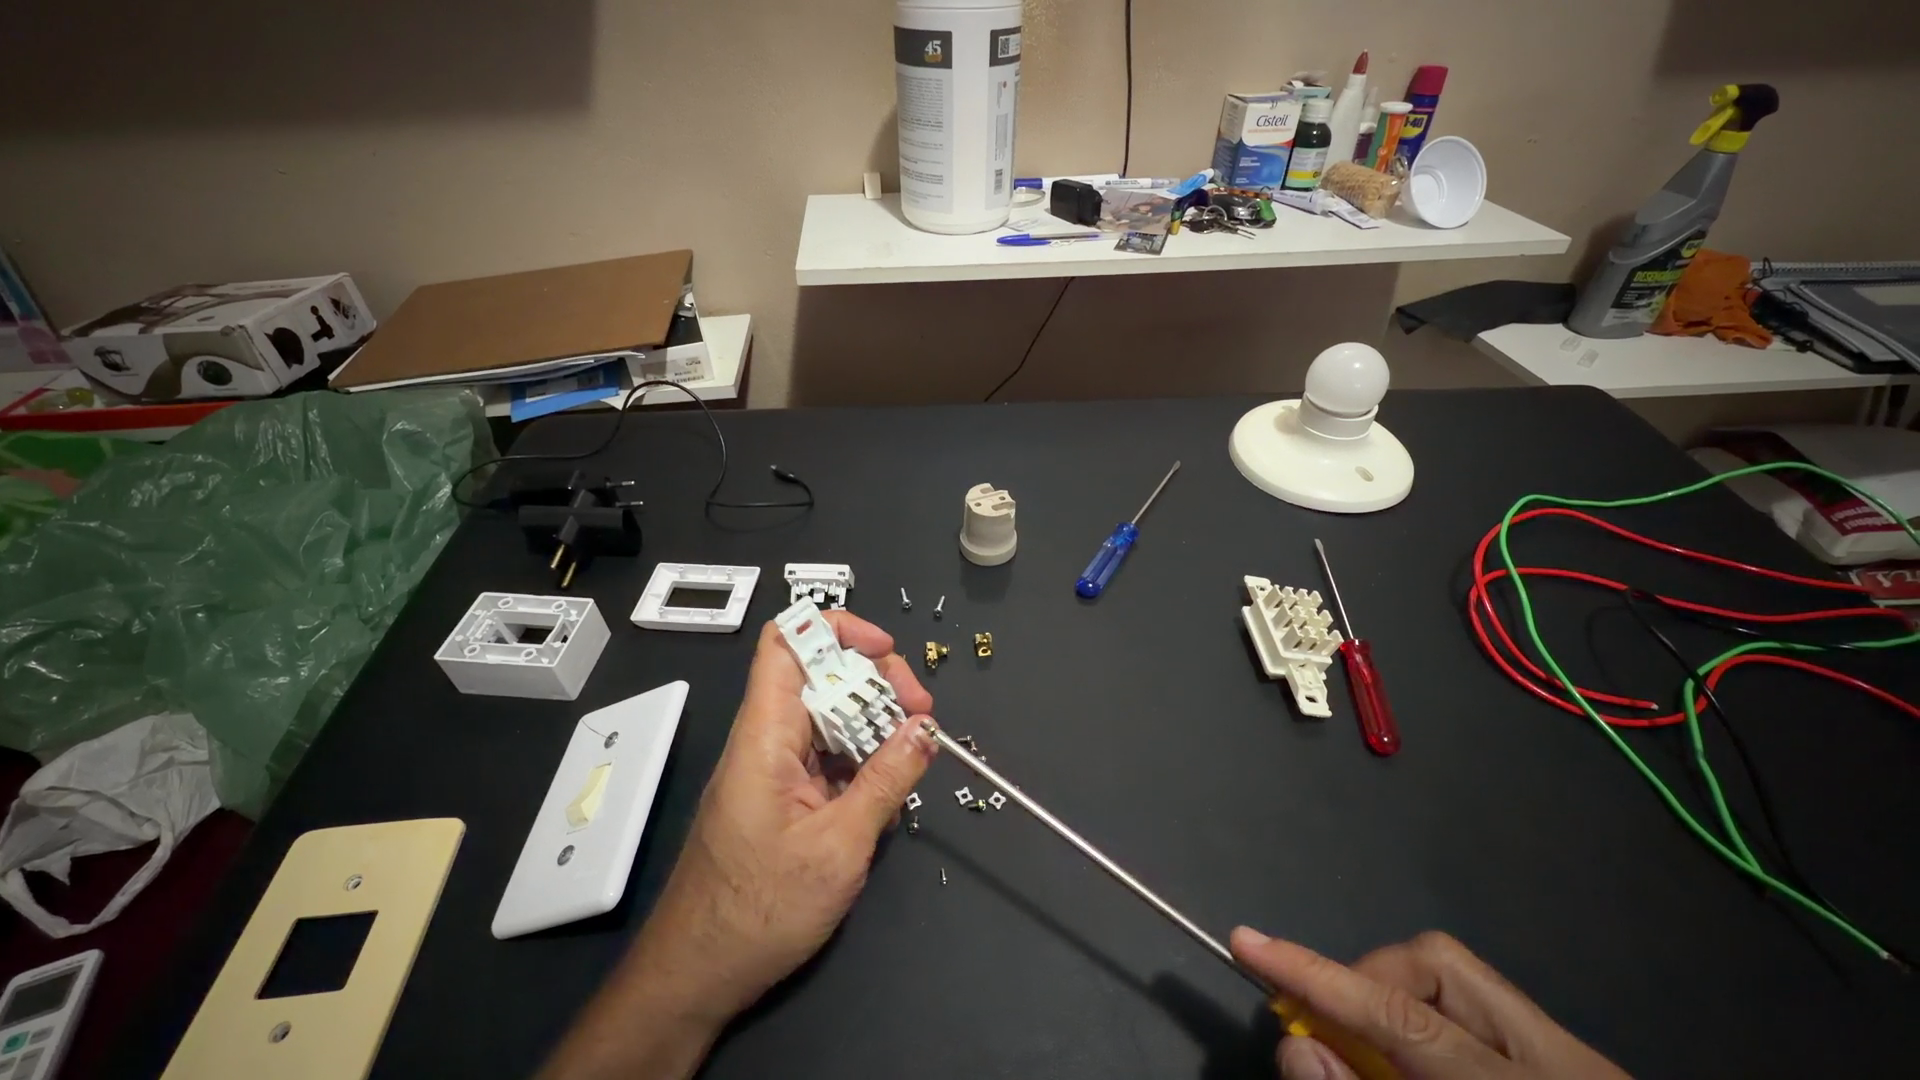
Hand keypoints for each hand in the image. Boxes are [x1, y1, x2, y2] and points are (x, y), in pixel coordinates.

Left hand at [539, 610, 938, 1079]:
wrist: (697, 973)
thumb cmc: (758, 911)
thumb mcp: (838, 846)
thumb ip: (886, 781)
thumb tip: (926, 730)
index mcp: (765, 735)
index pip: (787, 642)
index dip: (837, 628)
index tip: (888, 652)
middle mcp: (766, 739)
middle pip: (820, 674)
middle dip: (876, 681)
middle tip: (922, 716)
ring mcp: (774, 767)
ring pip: (829, 715)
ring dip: (875, 723)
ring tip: (915, 750)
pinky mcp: (783, 795)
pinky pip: (827, 755)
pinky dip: (862, 760)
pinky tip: (890, 786)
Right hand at [1230, 927, 1629, 1079]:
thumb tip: (1296, 1045)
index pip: (1399, 1021)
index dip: (1315, 977)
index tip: (1246, 941)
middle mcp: (1560, 1066)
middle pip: (1437, 965)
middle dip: (1365, 983)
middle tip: (1330, 1037)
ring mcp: (1576, 1060)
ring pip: (1457, 976)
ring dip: (1394, 1002)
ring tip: (1373, 1058)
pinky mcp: (1575, 1067)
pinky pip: (1477, 1012)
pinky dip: (1428, 1026)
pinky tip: (1414, 1070)